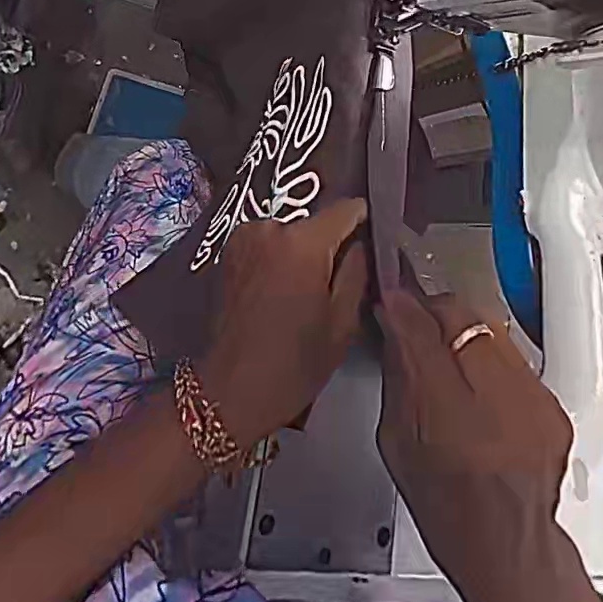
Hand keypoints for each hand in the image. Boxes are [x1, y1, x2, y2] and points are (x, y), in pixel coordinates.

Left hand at [197, 199, 368, 445]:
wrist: (228, 392)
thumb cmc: (293, 363)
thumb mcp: (341, 322)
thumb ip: (357, 271)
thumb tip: (361, 243)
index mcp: (302, 243)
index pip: (346, 209)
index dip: (364, 221)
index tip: (374, 238)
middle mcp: (270, 227)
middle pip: (316, 223)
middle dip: (331, 243)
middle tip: (338, 278)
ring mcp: (244, 237)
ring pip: (291, 233)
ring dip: (302, 251)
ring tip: (305, 289)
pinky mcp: (228, 251)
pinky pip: (268, 243)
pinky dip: (279, 258)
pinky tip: (280, 290)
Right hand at [376, 289, 602, 601]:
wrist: (510, 547)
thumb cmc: (450, 509)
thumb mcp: (398, 443)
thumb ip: (397, 376)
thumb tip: (393, 324)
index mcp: (450, 423)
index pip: (422, 334)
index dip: (402, 306)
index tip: (391, 294)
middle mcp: (499, 408)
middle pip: (461, 317)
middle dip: (433, 309)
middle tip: (415, 315)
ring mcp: (532, 403)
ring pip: (489, 326)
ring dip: (461, 326)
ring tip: (446, 349)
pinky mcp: (552, 403)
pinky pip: (512, 352)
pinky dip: (489, 353)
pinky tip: (477, 377)